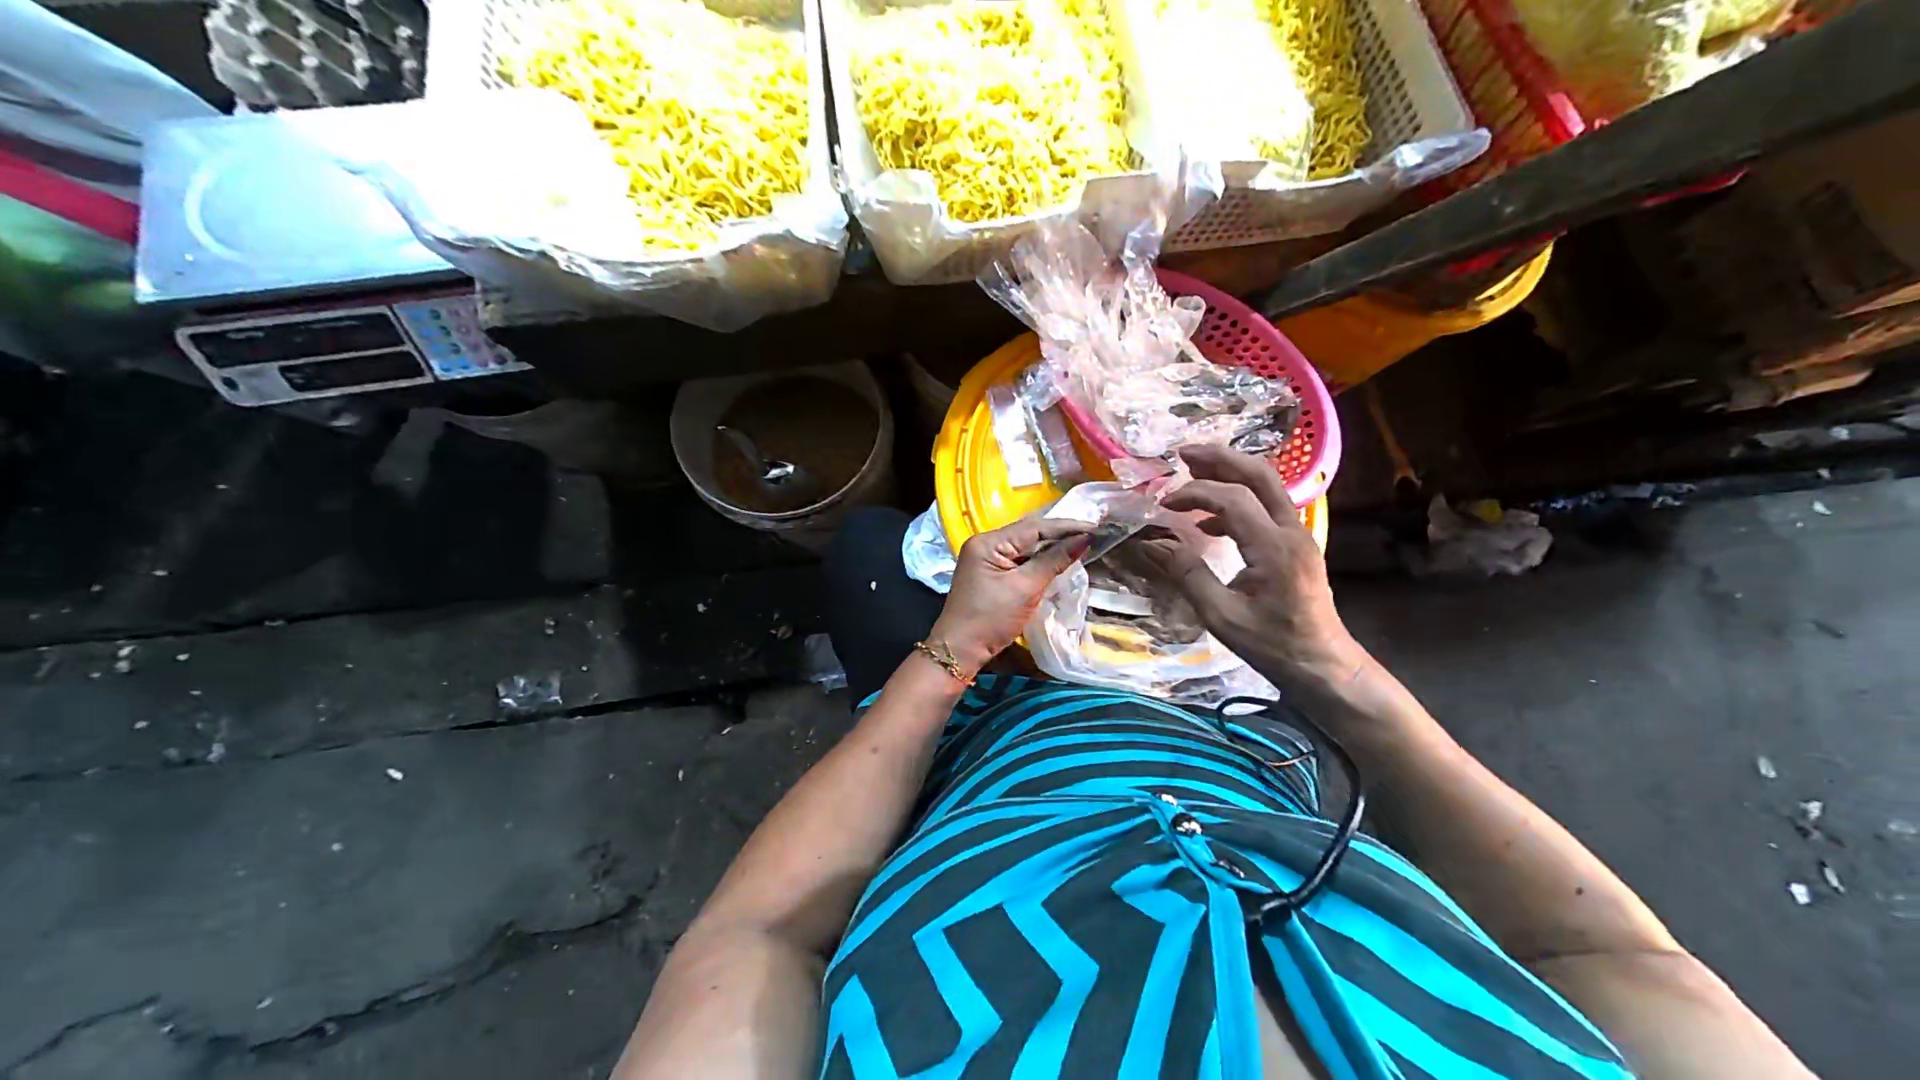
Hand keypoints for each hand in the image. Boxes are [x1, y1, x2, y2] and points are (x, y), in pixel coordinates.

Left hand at [929, 516, 1091, 676]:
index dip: (1066, 527)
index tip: (1095, 528)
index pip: (1033, 527)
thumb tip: (1084, 539)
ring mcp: (986, 559)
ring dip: (1052, 548)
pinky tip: (1059, 562)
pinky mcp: (991, 574)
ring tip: (1082, 546)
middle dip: (1061, 536)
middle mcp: (985, 544)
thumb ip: (1054, 561)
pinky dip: (1040, 562)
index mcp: (988, 542)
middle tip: (1093, 535)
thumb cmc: (990, 619)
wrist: (960, 650)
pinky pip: (1020, 561)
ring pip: (1026, 547)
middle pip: (1029, 534)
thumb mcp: (1025, 589)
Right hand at [1139, 445, 1363, 691]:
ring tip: (1193, 474)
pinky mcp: (1296, 544)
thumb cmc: (1272, 644)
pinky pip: (1267, 506)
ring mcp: (1299, 535)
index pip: (1232, 499)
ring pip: (1267, 486)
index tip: (1163, 504)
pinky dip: (1238, 500)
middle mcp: (1292, 531)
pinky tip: (1209, 521)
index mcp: (1274, 548)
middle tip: (1183, 453)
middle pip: (1259, 475)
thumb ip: (1187, 574)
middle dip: (1220, 458)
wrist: (1322, 664)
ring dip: (1230, 473)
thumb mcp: (1221, 615)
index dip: (1194, 493)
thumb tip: (1152, 544)